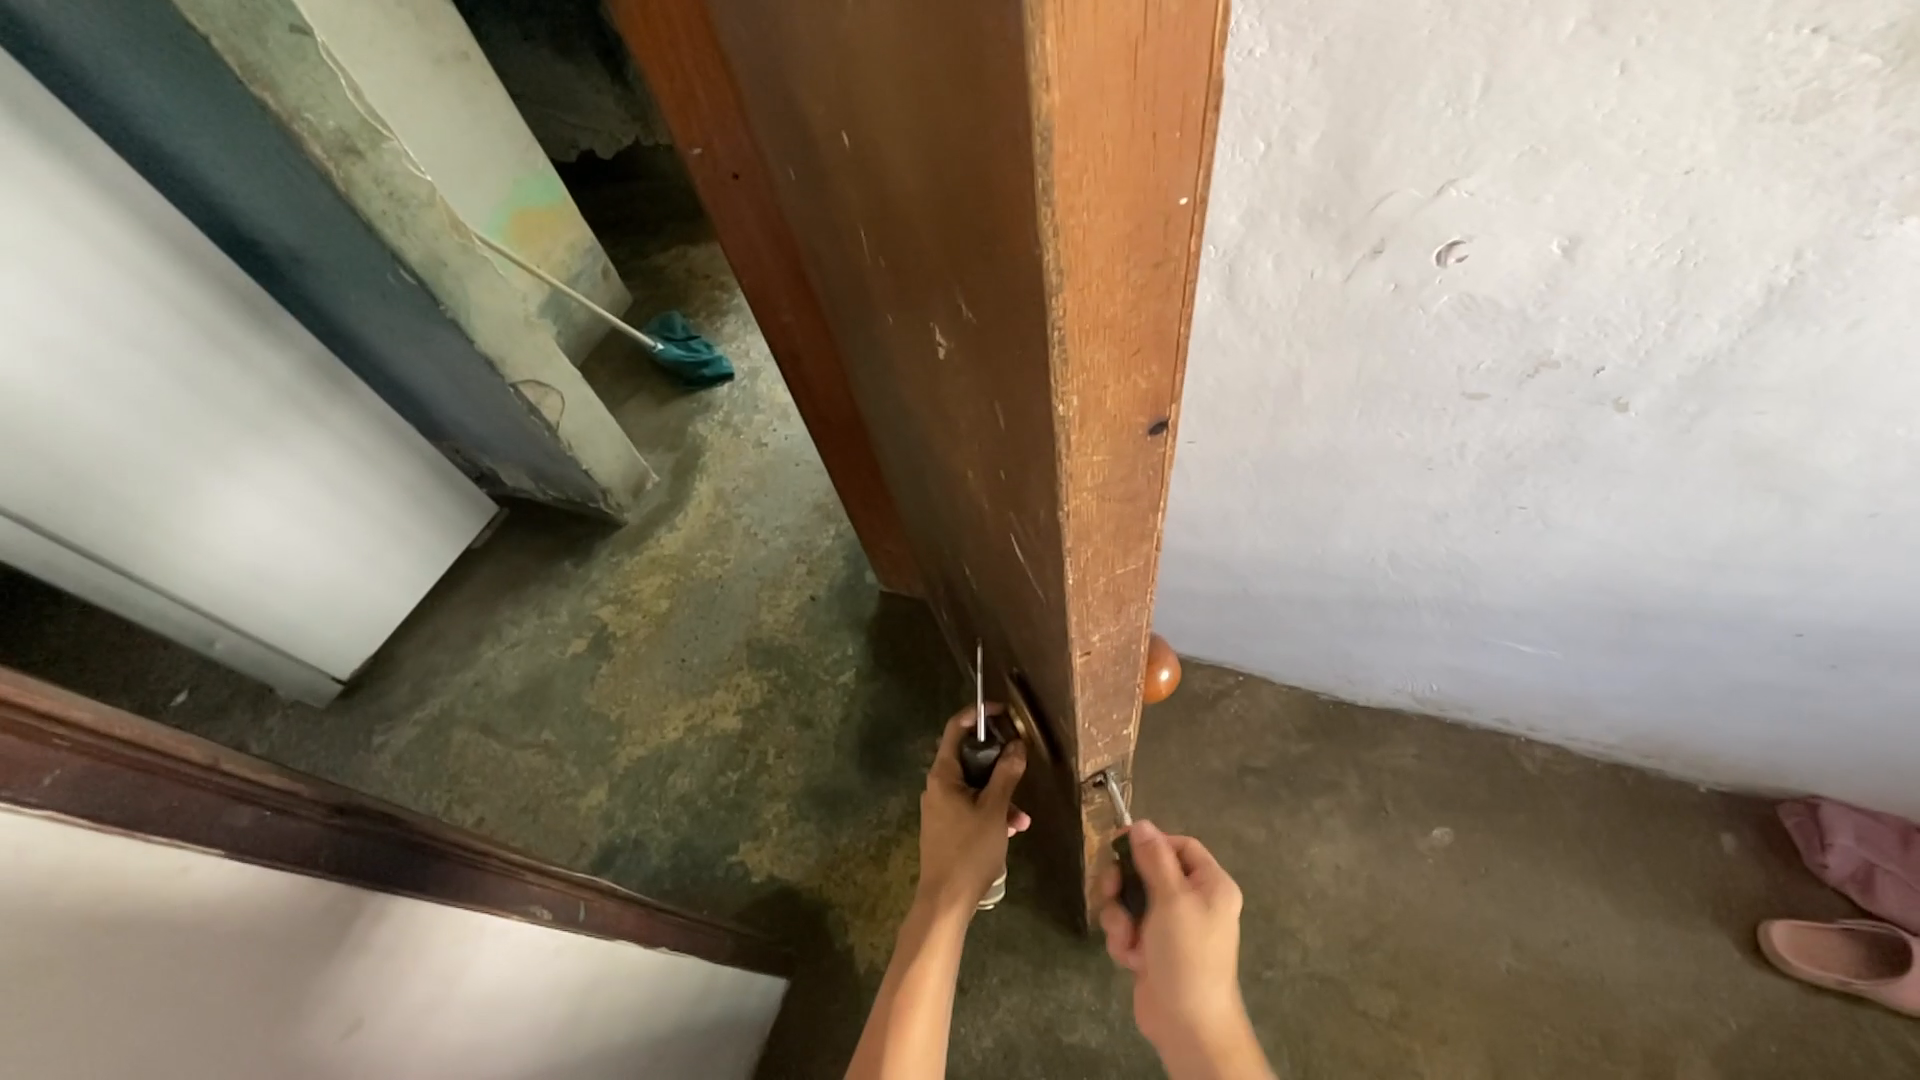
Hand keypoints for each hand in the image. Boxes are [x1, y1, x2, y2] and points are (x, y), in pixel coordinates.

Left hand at [915, 705, 1030, 915]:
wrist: (946, 900)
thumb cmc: (969, 850)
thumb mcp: (995, 809)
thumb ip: (1006, 774)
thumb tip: (1016, 744)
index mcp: (943, 774)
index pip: (956, 728)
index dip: (978, 715)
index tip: (1003, 712)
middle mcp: (937, 785)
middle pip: (970, 758)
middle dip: (999, 764)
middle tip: (1021, 767)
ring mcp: (940, 807)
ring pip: (975, 786)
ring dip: (1000, 794)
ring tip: (1021, 816)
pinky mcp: (946, 826)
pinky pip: (972, 806)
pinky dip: (991, 811)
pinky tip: (1011, 829)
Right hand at [1100, 822, 1263, 1072]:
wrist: (1188, 1024)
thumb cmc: (1187, 954)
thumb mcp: (1171, 899)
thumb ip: (1153, 858)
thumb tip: (1141, 823)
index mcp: (1210, 884)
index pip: (1180, 846)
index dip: (1151, 842)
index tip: (1119, 844)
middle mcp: (1192, 901)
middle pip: (1148, 870)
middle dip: (1125, 883)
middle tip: (1110, 889)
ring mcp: (1170, 926)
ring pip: (1131, 899)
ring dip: (1120, 915)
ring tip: (1126, 937)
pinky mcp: (1151, 947)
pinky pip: (1127, 926)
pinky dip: (1123, 939)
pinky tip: (1130, 958)